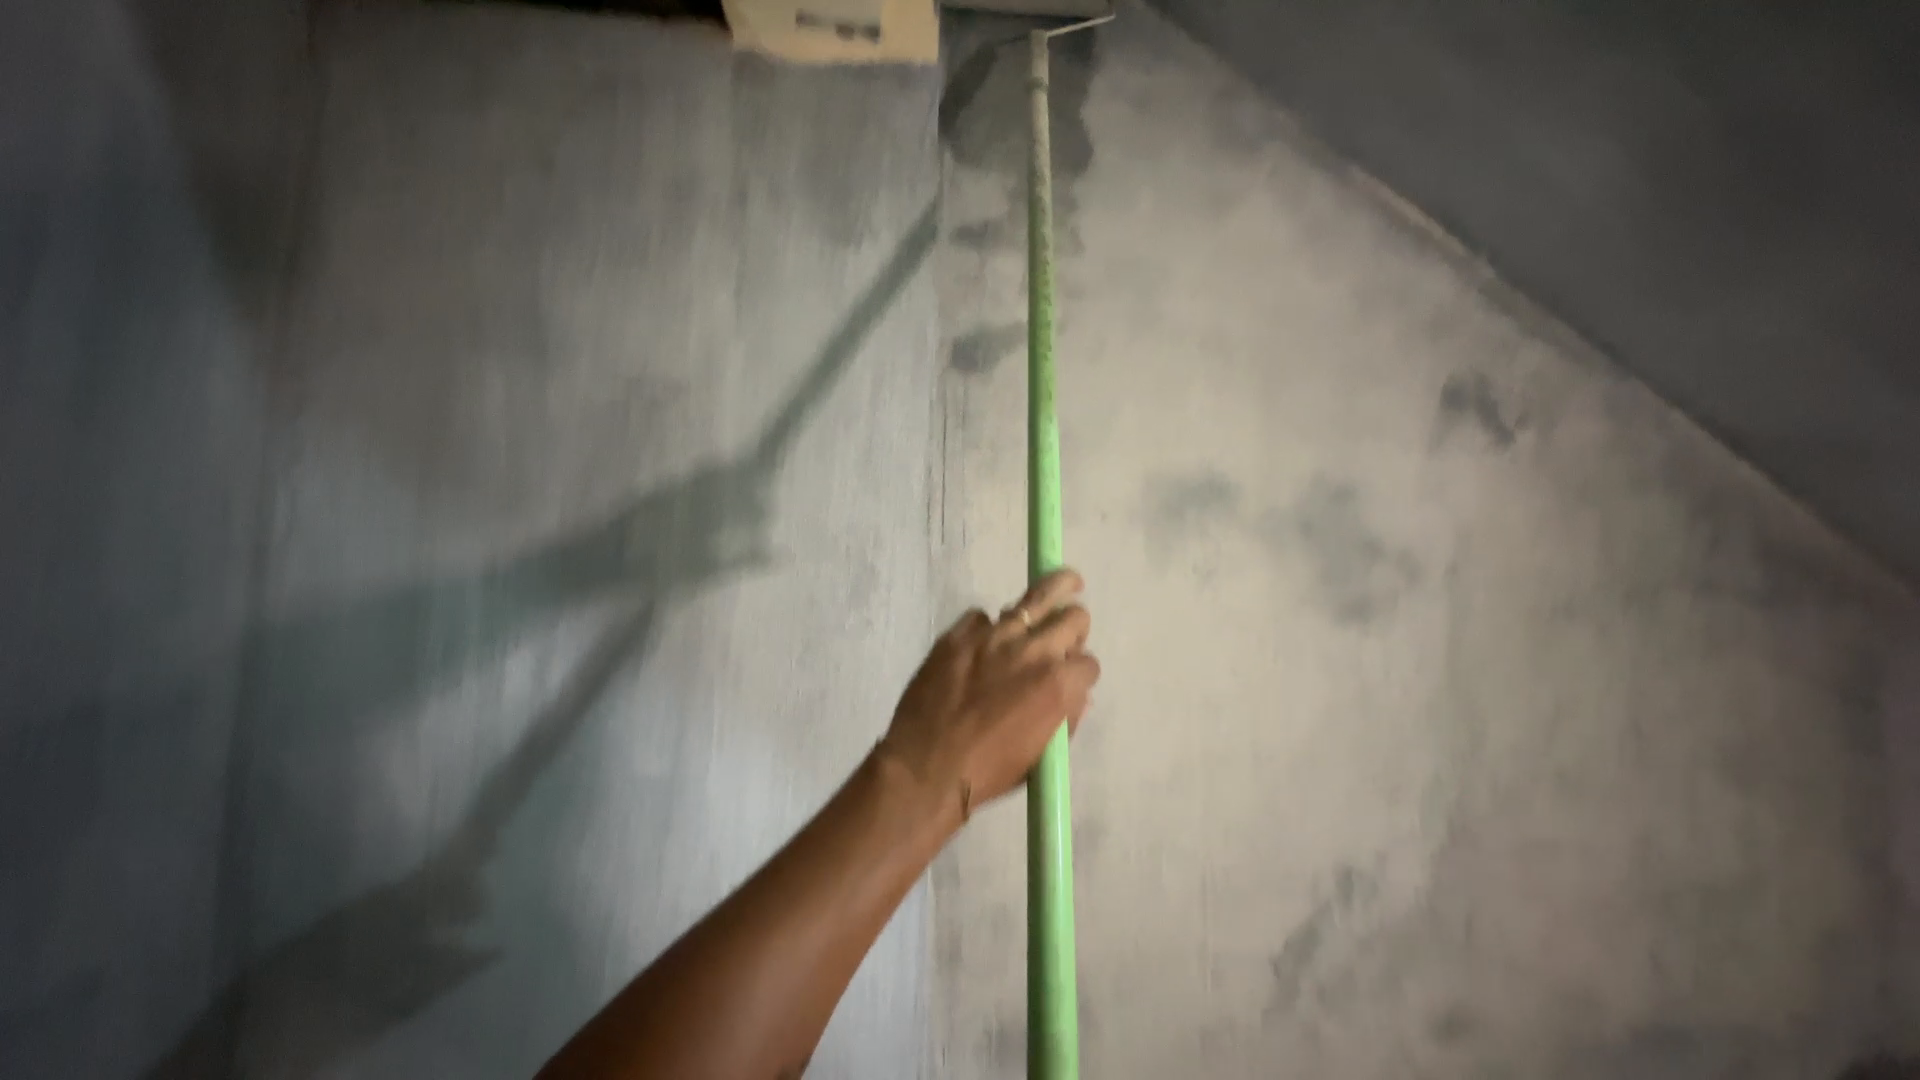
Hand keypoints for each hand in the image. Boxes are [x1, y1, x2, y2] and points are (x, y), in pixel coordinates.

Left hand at [878, 569, 1100, 824]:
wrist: (926, 769)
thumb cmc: (988, 772)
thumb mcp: (1042, 755)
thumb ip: (1065, 717)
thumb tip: (1074, 693)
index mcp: (1058, 685)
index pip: (1089, 663)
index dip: (1082, 673)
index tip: (1072, 677)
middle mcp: (1032, 651)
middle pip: (1074, 617)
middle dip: (1076, 624)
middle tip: (1070, 627)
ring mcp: (993, 636)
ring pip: (1035, 597)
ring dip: (1050, 596)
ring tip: (1065, 582)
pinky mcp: (959, 633)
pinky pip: (982, 617)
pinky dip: (987, 629)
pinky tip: (982, 644)